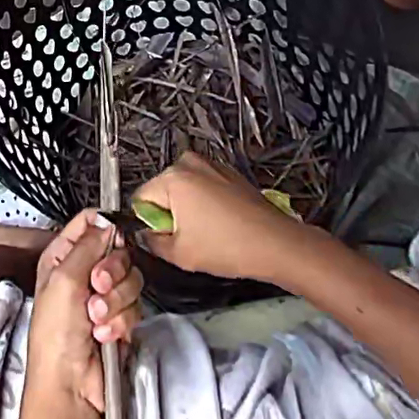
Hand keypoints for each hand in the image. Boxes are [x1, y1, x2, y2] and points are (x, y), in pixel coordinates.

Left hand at [27, 210, 144, 413]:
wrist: (70, 383)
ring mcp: (103, 295)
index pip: (89, 223)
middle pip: (116, 250)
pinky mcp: (120, 317)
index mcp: (62, 255)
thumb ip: (88, 246)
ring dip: (115, 301)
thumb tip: (107, 222)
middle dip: (111, 272)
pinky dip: (121, 321)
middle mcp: (83, 271)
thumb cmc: (54, 334)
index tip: (112, 238)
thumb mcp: (63, 279)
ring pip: (129, 279)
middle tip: (96, 287)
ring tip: (95, 318)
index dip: (104, 226)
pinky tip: (104, 334)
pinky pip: (135, 306)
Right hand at [134, 152, 323, 282]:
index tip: (166, 236)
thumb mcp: (179, 254)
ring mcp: (212, 165)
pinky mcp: (228, 173)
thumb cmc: (231, 246)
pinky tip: (221, 223)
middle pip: (162, 190)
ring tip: (208, 231)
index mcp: (173, 179)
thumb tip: (145, 235)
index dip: (149, 221)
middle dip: (169, 212)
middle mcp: (190, 164)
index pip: (140, 198)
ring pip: (183, 188)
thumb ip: (151, 242)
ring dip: (188, 207)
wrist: (277, 244)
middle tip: (188, 237)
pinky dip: (206, 202)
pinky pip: (203, 186)